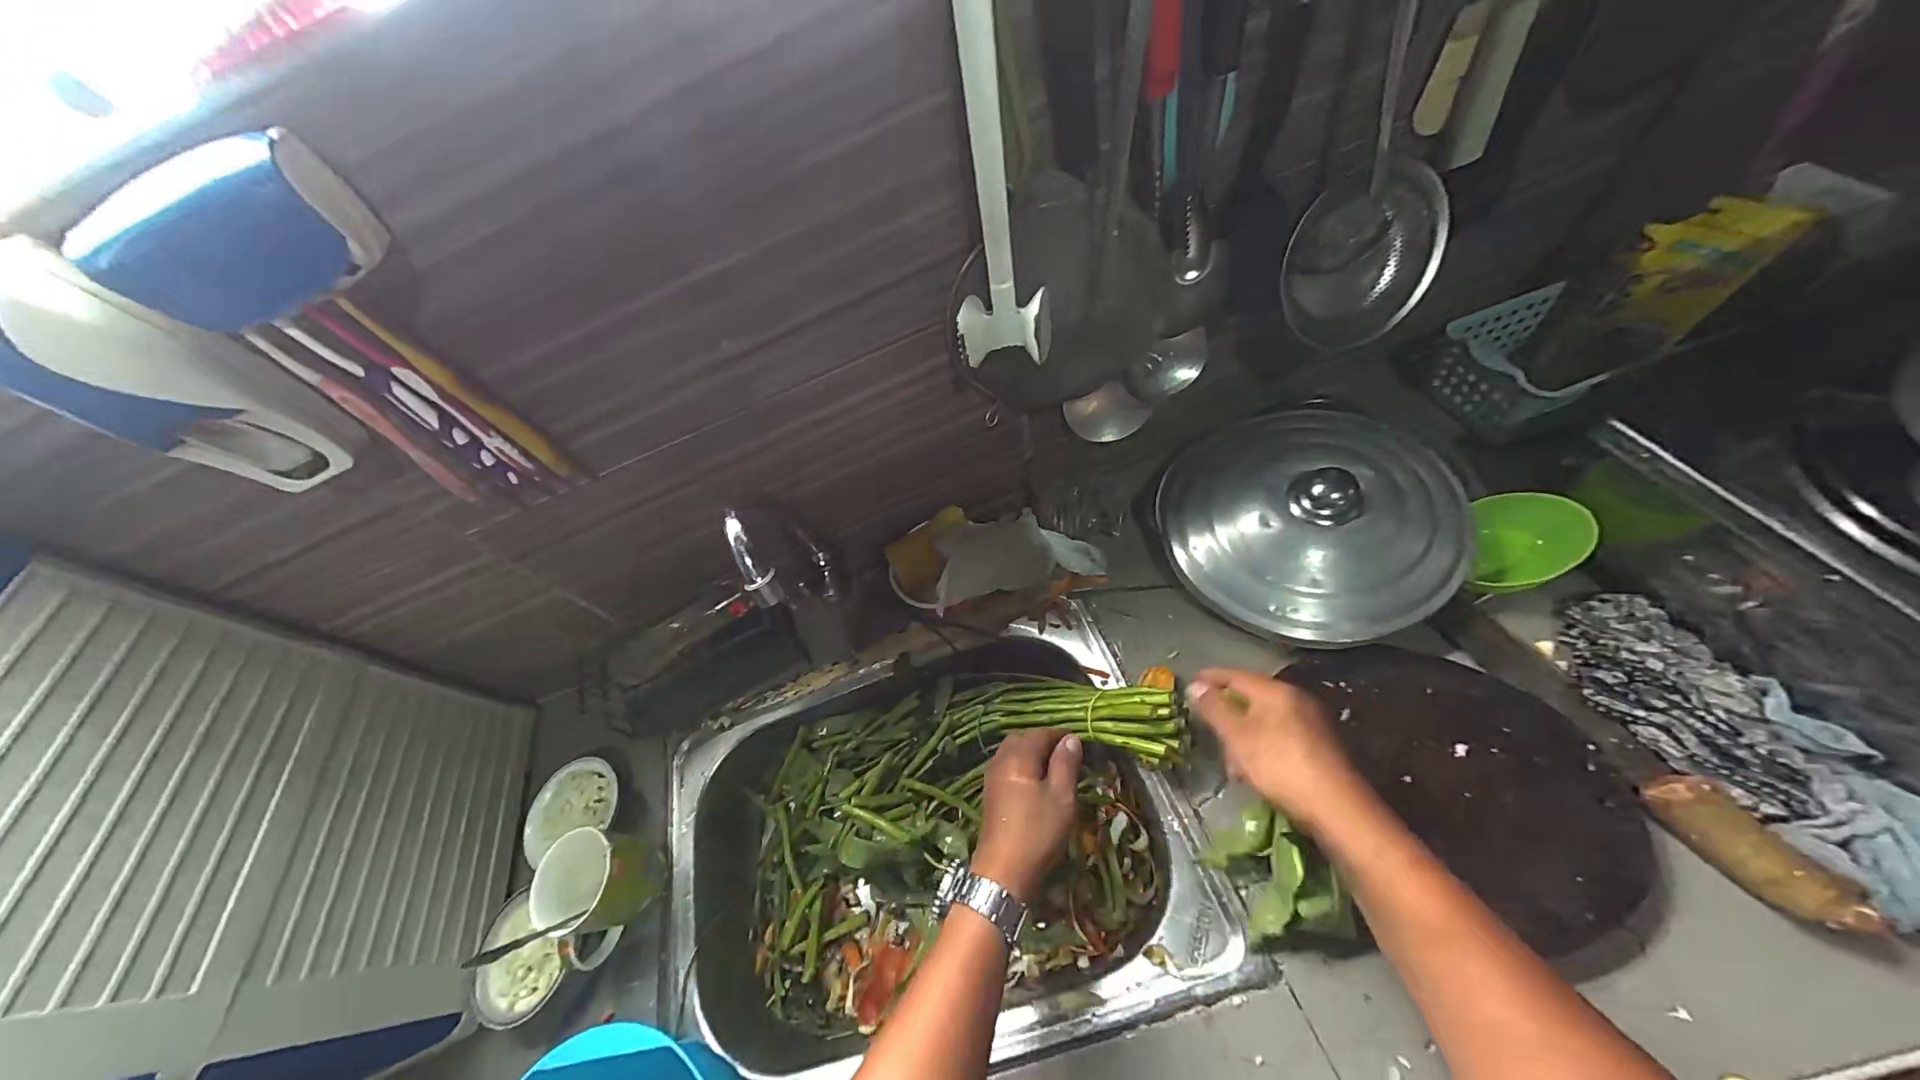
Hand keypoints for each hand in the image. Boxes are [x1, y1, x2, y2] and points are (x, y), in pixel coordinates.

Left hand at [971, 729, 1082, 900]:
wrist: (1003, 870)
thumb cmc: (1037, 832)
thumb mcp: (1061, 797)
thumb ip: (1065, 764)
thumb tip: (1071, 738)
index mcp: (1018, 757)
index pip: (1039, 733)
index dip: (1060, 734)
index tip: (1079, 741)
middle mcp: (1000, 760)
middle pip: (1022, 738)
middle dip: (1043, 740)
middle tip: (1066, 753)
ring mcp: (991, 776)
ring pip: (1012, 751)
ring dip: (1031, 752)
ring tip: (1054, 767)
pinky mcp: (990, 792)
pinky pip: (1007, 766)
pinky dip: (1022, 765)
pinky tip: (1035, 781)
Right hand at [1186, 667, 1373, 830]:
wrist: (1336, 807)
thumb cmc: (1279, 765)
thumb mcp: (1237, 736)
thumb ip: (1214, 708)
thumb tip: (1196, 685)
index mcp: (1276, 691)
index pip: (1235, 674)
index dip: (1211, 677)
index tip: (1191, 681)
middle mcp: (1297, 698)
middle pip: (1253, 695)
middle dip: (1227, 707)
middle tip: (1206, 718)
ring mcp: (1312, 720)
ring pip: (1267, 716)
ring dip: (1244, 729)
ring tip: (1229, 751)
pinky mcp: (1321, 744)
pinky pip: (1281, 732)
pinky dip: (1262, 740)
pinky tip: (1255, 762)